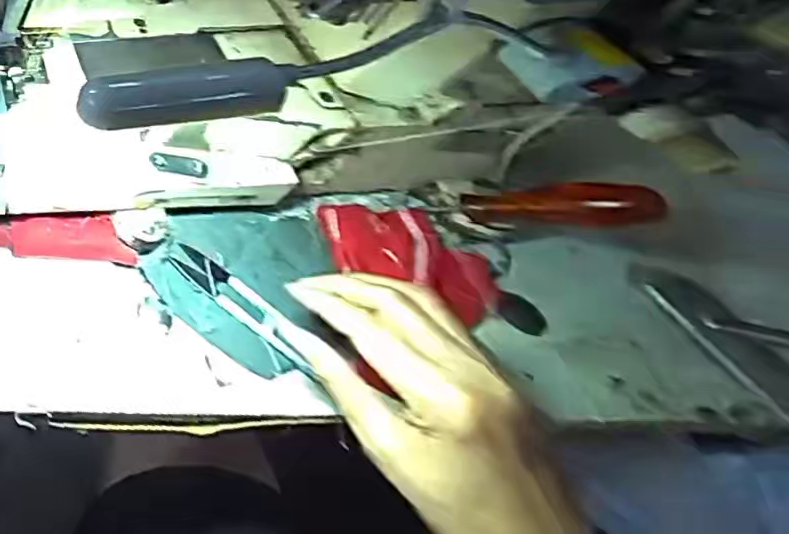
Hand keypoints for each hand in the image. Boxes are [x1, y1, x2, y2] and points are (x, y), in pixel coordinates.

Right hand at [285, 274, 585, 533]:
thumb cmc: (455, 506)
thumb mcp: (387, 450)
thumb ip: (342, 386)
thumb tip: (300, 338)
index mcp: (442, 393)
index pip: (369, 327)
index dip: (324, 303)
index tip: (291, 292)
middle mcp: (472, 368)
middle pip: (396, 302)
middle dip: (342, 286)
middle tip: (304, 285)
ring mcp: (492, 367)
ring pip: (423, 300)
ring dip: (372, 285)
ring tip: (335, 286)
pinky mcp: (500, 371)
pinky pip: (443, 318)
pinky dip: (401, 301)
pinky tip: (377, 306)